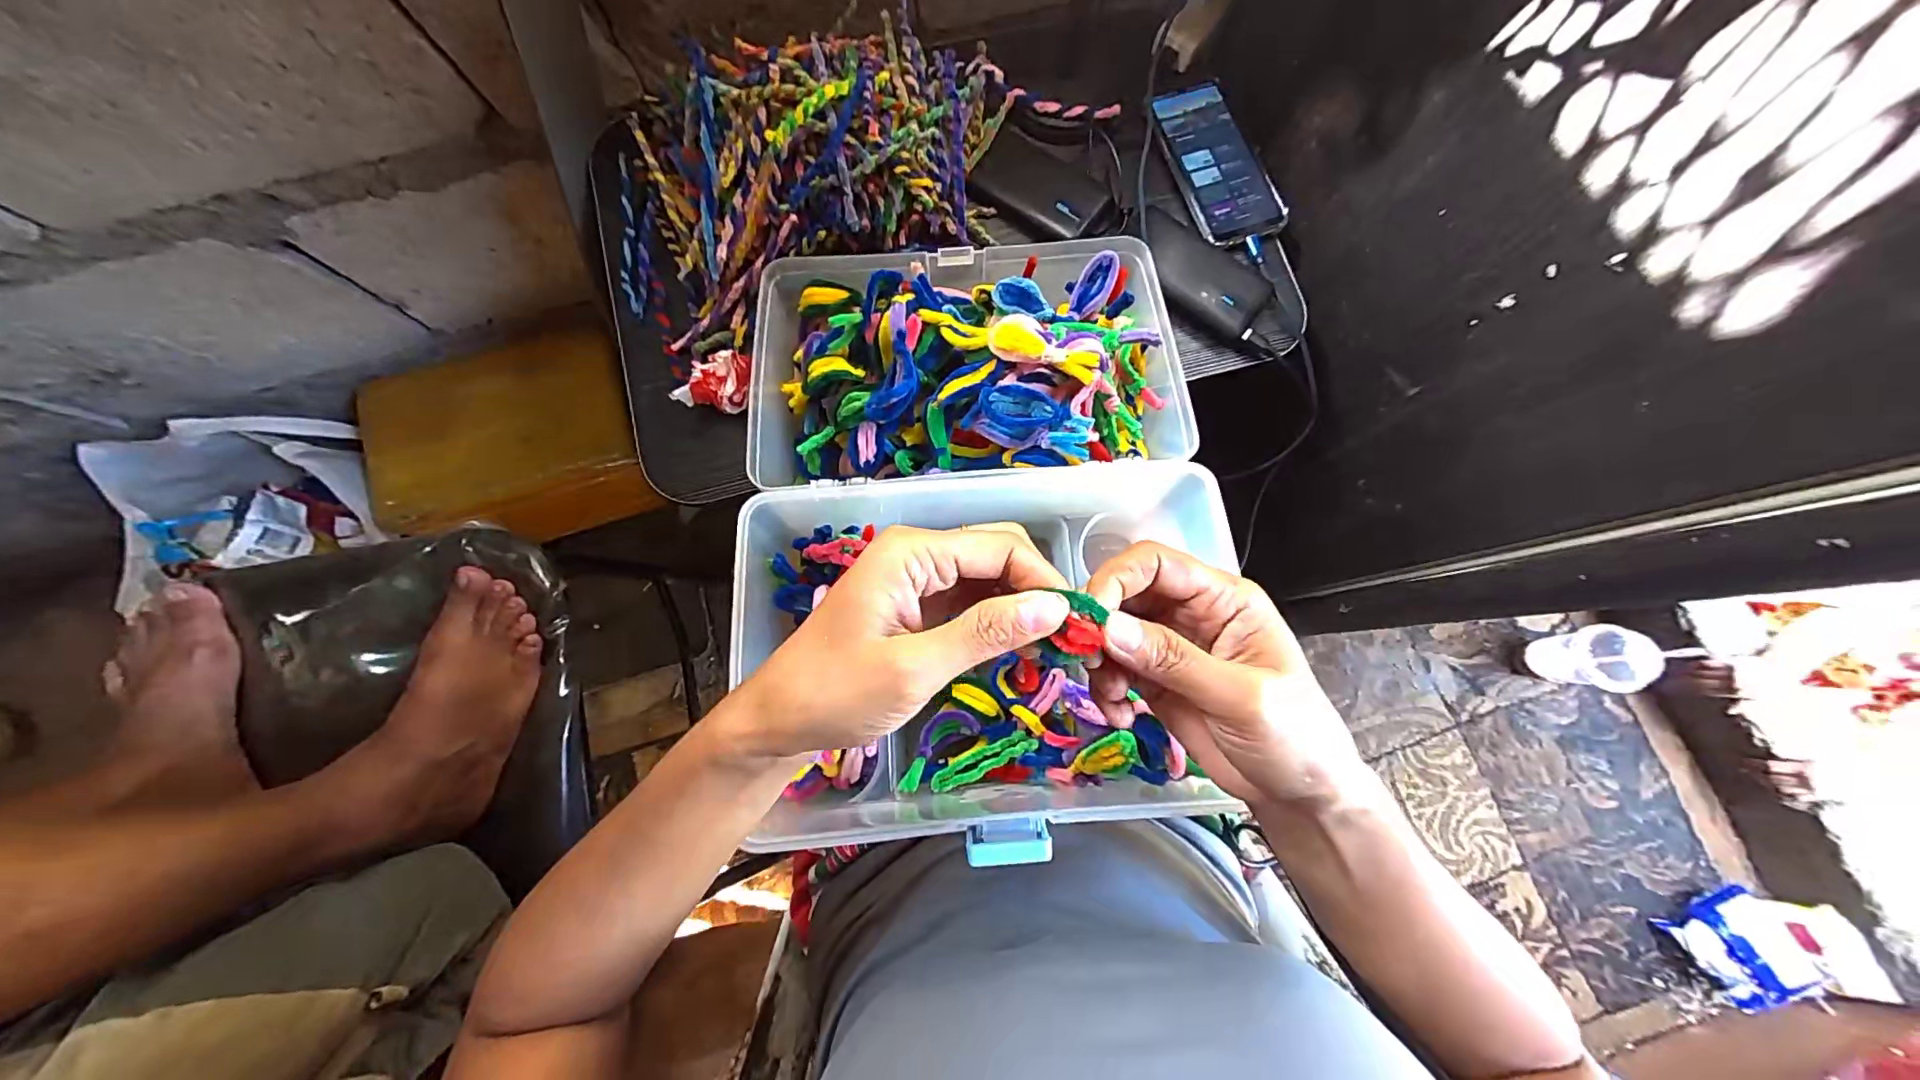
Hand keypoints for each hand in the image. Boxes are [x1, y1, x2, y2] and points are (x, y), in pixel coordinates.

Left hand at [727, 524, 1070, 760]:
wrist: (777, 721)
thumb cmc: (834, 693)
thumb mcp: (914, 668)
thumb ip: (984, 633)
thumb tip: (1055, 608)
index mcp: (912, 553)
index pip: (1001, 547)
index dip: (1045, 581)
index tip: (1078, 626)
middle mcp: (918, 555)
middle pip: (998, 557)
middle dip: (1037, 593)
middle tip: (1070, 642)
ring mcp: (917, 581)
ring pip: (989, 582)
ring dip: (1021, 611)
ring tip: (1054, 652)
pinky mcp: (917, 608)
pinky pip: (970, 605)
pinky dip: (998, 625)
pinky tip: (1020, 653)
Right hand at [1084, 542, 1371, 809]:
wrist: (1299, 794)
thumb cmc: (1295, 737)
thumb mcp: (1240, 696)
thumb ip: (1175, 660)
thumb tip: (1110, 629)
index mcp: (1222, 600)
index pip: (1157, 564)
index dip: (1117, 579)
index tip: (1092, 615)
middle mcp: (1191, 615)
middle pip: (1125, 596)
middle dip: (1101, 626)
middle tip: (1092, 663)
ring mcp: (1170, 648)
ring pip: (1112, 634)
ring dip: (1101, 664)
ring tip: (1114, 699)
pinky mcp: (1155, 681)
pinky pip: (1114, 671)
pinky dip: (1106, 690)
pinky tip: (1122, 715)